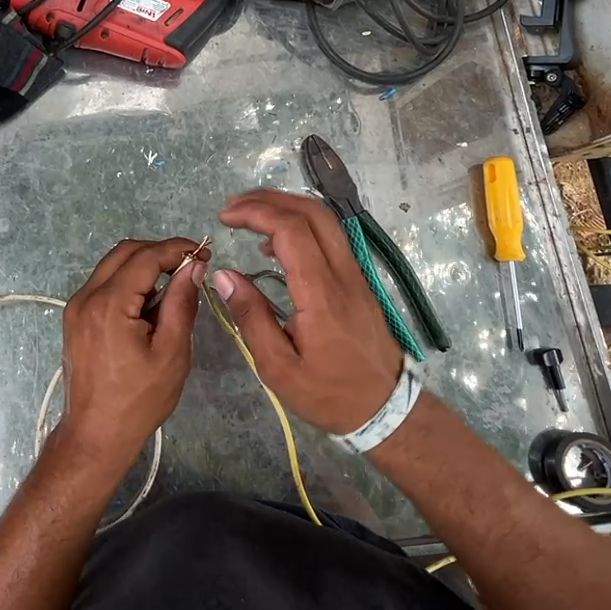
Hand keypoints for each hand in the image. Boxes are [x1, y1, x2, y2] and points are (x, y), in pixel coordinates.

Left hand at [57, 238, 203, 467]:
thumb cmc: (138, 400)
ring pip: (111, 266)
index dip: (176, 249)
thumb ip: (181, 304)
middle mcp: (85, 297)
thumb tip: (192, 267)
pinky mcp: (74, 319)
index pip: (145, 257)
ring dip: (143, 266)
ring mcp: (76, 307)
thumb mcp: (171, 353)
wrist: (95, 435)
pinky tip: (149, 305)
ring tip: (173, 287)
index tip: (203, 252)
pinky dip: (127, 283)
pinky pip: (103, 285)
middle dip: (159, 252)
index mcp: (108, 304)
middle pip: (124, 252)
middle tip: (190, 265)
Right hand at [215, 190, 402, 433]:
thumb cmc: (329, 394)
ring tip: (249, 217)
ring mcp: (355, 275)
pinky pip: (330, 237)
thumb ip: (250, 317)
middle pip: (312, 212)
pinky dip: (299, 226)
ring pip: (325, 220)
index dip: (256, 213)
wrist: (386, 410)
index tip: (225, 217)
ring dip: (286, 208)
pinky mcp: (358, 281)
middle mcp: (343, 274)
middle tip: (233, 207)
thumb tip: (224, 275)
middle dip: (269, 199)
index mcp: (321, 294)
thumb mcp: (278, 368)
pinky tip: (274, 245)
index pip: (292, 230)